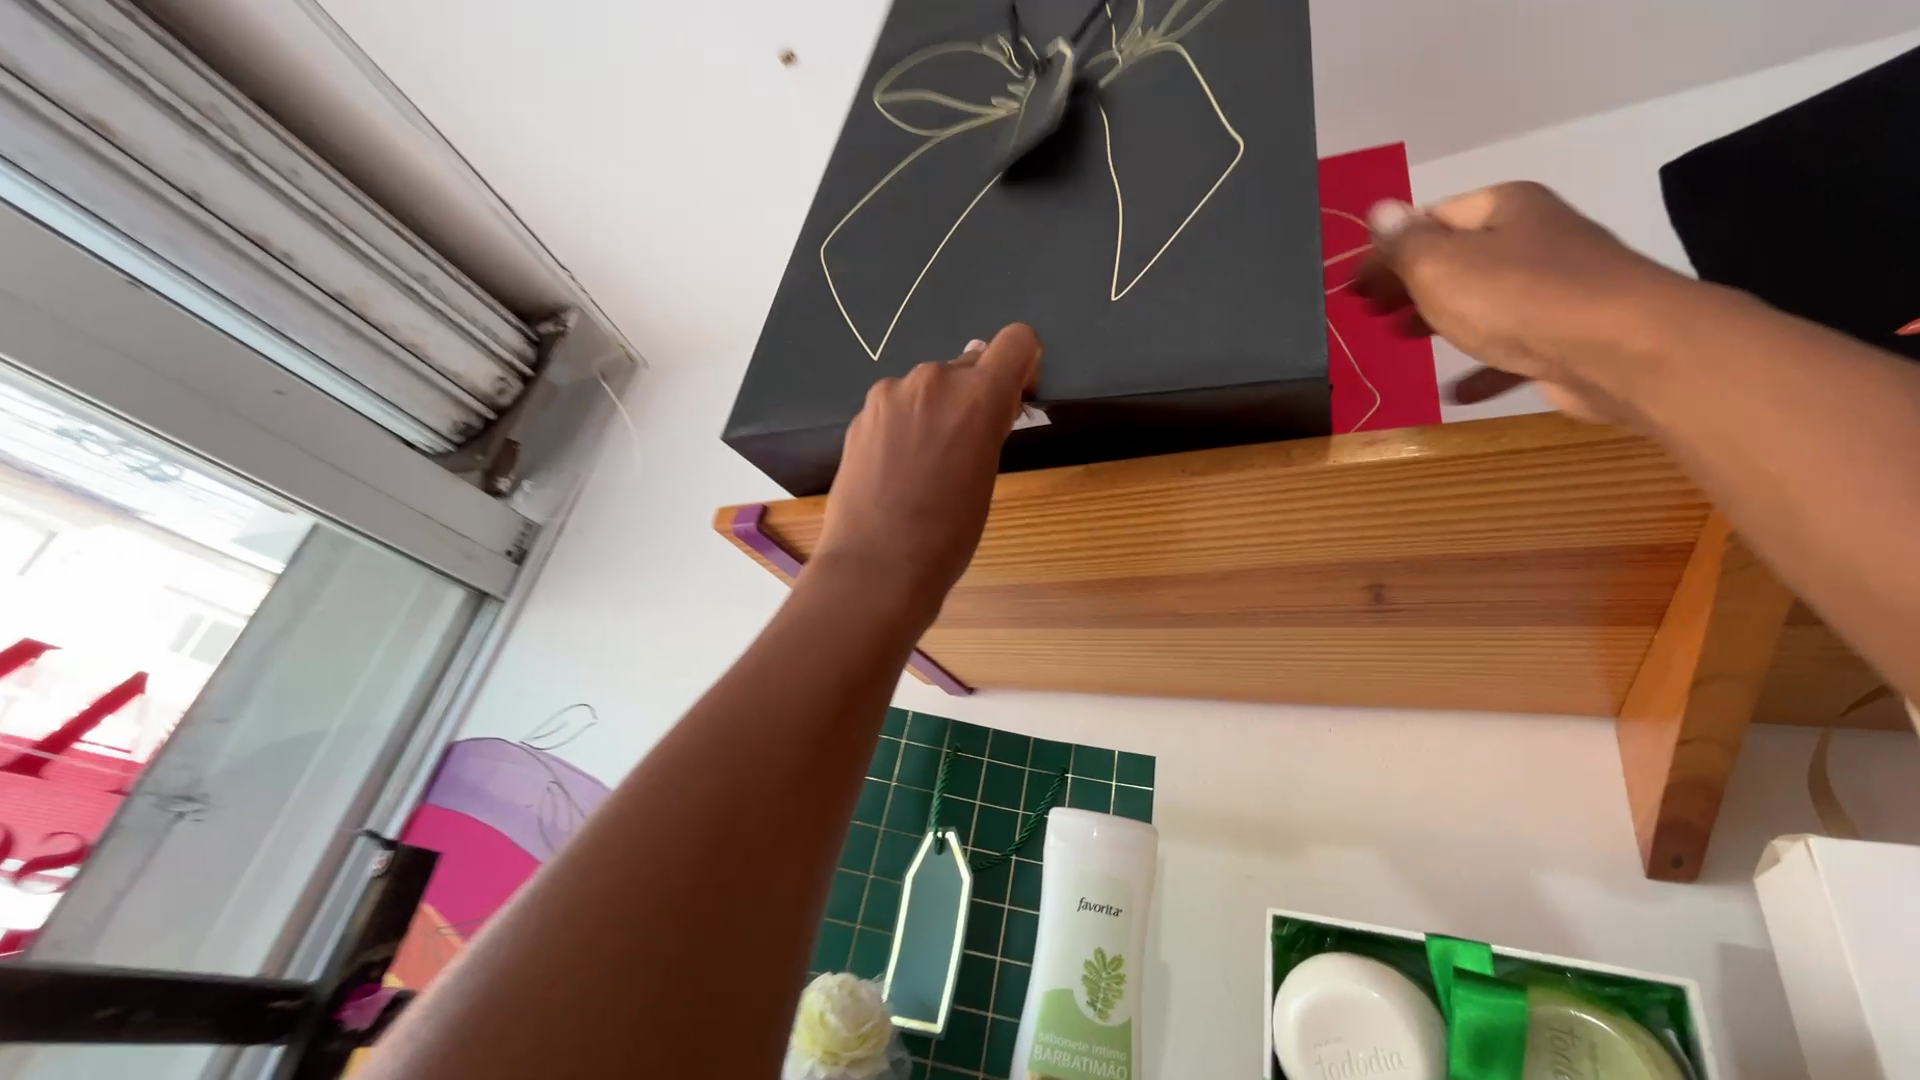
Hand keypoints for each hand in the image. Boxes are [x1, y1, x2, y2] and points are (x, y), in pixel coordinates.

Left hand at [810, 323, 1041, 617]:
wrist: (877, 564)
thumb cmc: (948, 533)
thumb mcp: (987, 474)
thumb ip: (989, 423)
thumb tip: (989, 398)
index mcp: (977, 394)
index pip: (1017, 340)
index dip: (1022, 366)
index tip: (1014, 402)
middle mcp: (933, 379)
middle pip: (969, 364)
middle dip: (974, 394)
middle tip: (968, 446)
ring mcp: (890, 394)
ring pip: (929, 386)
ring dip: (937, 409)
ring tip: (928, 463)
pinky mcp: (862, 415)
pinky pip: (897, 406)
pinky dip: (906, 424)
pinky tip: (898, 468)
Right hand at [1356, 181, 1698, 424]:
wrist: (1620, 348)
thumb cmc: (1517, 297)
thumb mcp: (1440, 264)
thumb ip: (1403, 243)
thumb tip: (1379, 211)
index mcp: (1504, 209)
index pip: (1430, 219)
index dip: (1386, 251)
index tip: (1354, 286)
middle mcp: (1534, 239)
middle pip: (1455, 259)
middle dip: (1408, 285)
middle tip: (1371, 313)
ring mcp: (1555, 289)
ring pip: (1482, 302)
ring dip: (1438, 321)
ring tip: (1401, 340)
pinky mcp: (1567, 337)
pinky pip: (1512, 349)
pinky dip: (1481, 365)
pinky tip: (1456, 391)